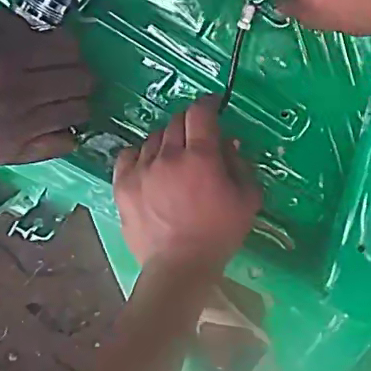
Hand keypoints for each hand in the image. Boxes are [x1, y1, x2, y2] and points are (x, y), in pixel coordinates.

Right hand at [0, 0, 91, 169]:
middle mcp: (17, 95)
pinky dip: (63, 130)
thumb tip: (37, 33)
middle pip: (81, 80)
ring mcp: (17, 130)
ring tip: (48, 95)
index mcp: (1, 57)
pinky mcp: (10, 156)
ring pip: (79, 112)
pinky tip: (45, 121)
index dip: (62, 43)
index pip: (68, 48)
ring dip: (70, 100)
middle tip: (51, 69)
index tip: (49, 44)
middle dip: (72, 70)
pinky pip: (64, 144)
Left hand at [113, 96, 261, 268]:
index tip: (213, 106)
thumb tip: (228, 143)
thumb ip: (241, 165)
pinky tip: (149, 166)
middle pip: (176, 121)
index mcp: (202, 156)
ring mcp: (141, 169)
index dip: (208, 104)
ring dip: (167, 140)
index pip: (200, 112)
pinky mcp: (122, 185)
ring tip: (174, 157)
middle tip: (197, 137)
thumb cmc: (220, 234)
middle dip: (189, 123)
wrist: (180, 266)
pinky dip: (141, 154)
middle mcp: (168, 155)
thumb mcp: (247, 199)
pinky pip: (128, 155)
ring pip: (153, 138)